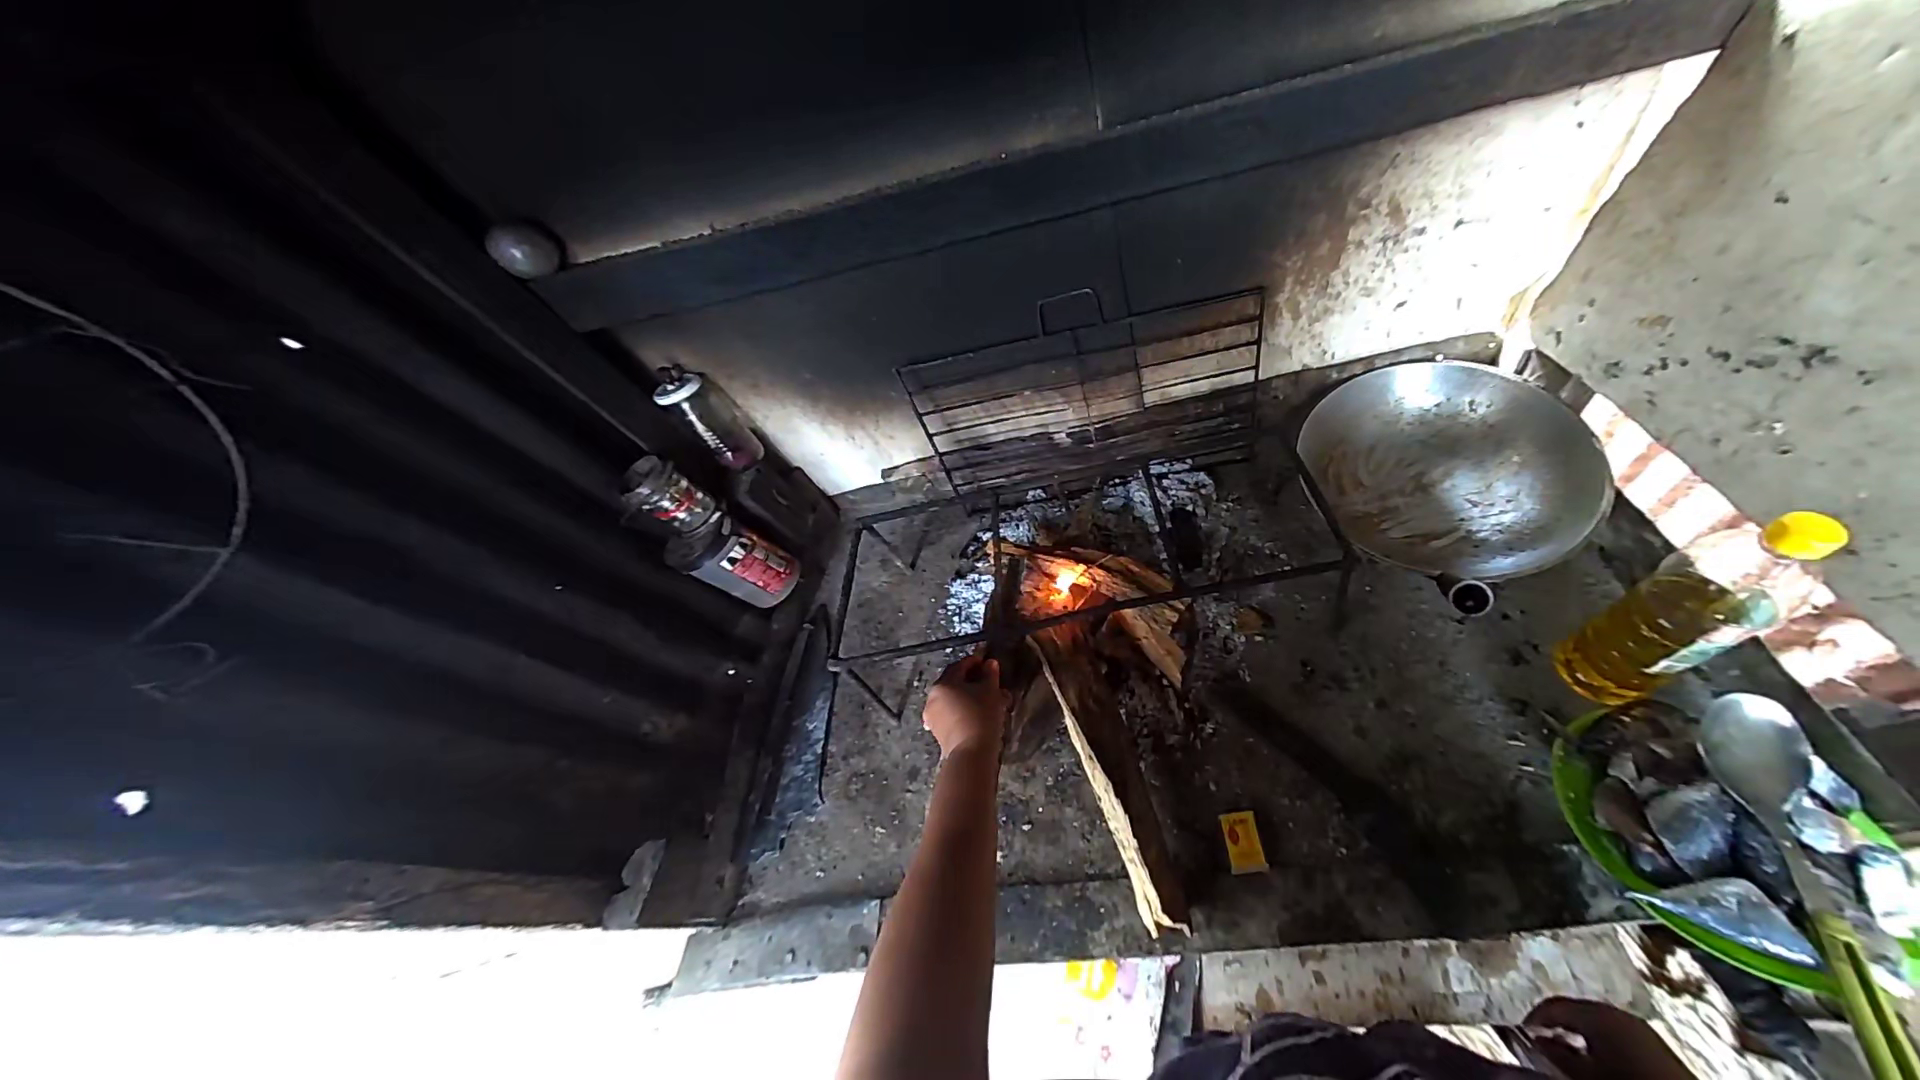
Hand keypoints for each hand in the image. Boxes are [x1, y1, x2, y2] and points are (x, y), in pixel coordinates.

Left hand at [923, 652, 1007, 758]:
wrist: (971, 753)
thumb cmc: (981, 716)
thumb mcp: (990, 691)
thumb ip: (989, 674)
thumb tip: (989, 663)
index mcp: (942, 684)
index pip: (960, 666)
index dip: (975, 662)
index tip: (988, 662)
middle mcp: (933, 698)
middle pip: (955, 684)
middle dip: (975, 682)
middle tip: (991, 683)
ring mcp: (933, 716)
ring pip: (955, 701)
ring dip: (972, 698)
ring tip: (991, 702)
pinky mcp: (938, 732)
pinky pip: (953, 715)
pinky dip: (966, 712)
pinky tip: (982, 716)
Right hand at [1522, 997, 1697, 1079]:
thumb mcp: (1587, 1076)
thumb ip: (1557, 1054)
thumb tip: (1536, 1039)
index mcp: (1596, 1014)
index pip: (1553, 1005)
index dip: (1535, 1016)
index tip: (1524, 1030)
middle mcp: (1616, 1012)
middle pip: (1575, 1008)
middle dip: (1557, 1020)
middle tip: (1542, 1035)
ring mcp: (1638, 1026)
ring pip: (1596, 1018)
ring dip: (1578, 1029)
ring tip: (1567, 1046)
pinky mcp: (1652, 1041)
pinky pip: (1615, 1029)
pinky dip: (1600, 1037)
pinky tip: (1597, 1054)